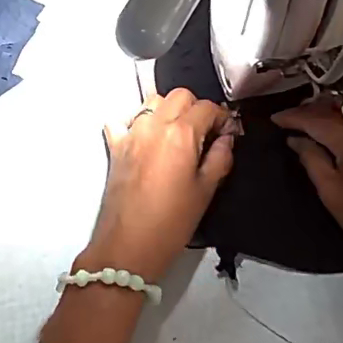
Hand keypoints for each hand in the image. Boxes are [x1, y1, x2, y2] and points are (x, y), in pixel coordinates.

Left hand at [79, 88, 236, 282]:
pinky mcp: (115, 147)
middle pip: (179, 95)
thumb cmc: (168, 224)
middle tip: (205, 131)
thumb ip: (219, 158)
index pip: (207, 107)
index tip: (226, 131)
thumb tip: (226, 139)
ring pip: (152, 102)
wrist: (128, 246)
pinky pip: (124, 120)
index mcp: (180, 134)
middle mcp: (153, 127)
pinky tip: (147, 138)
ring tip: (178, 134)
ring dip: (168, 109)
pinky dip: (136, 122)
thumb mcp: (205, 191)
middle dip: (196, 107)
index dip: (222, 117)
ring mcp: (131, 134)